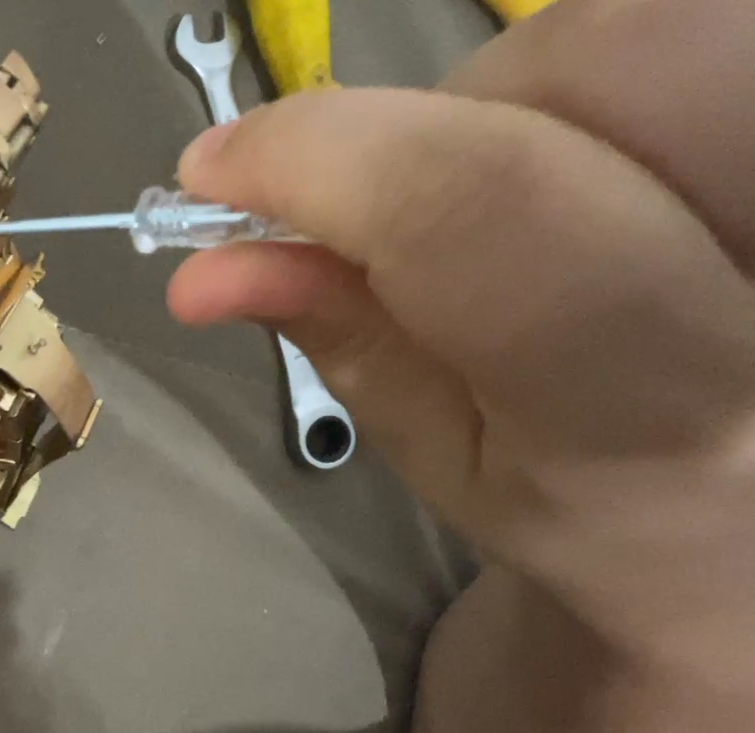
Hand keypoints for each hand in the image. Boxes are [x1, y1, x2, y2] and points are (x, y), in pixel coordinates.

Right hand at [167, 0, 754, 685]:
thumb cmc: (590, 506)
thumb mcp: (440, 451)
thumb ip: (339, 339)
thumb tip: (205, 269)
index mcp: (659, 414)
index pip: (476, 207)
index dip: (322, 157)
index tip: (214, 167)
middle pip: (615, 52)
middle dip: (459, 107)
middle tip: (422, 194)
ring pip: (672, 16)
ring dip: (543, 84)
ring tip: (538, 182)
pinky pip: (712, 28)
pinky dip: (614, 77)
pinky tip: (622, 161)